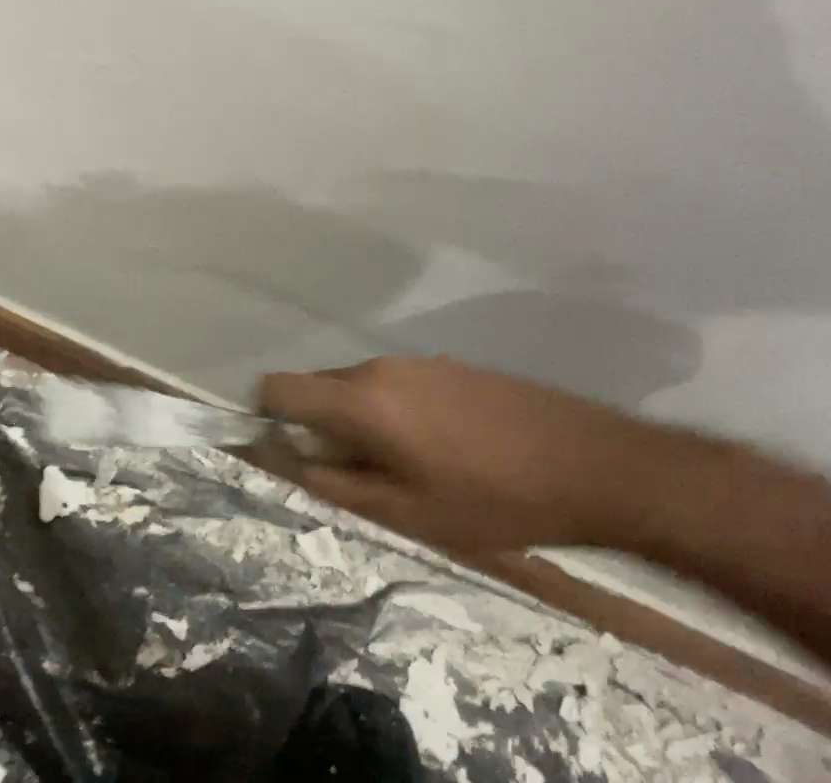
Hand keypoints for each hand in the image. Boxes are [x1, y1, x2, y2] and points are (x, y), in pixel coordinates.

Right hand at [255, 355, 665, 552]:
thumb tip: (289, 462)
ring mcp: (422, 362)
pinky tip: (444, 446)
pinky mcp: (455, 365)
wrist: (611, 470)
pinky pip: (397, 382)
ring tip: (404, 461)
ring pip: (358, 385)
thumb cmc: (499, 501)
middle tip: (352, 468)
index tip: (286, 448)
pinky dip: (395, 409)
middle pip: (316, 385)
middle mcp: (381, 369)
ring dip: (359, 417)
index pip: (277, 386)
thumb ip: (335, 485)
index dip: (265, 415)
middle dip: (316, 423)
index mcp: (361, 401)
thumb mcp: (408, 513)